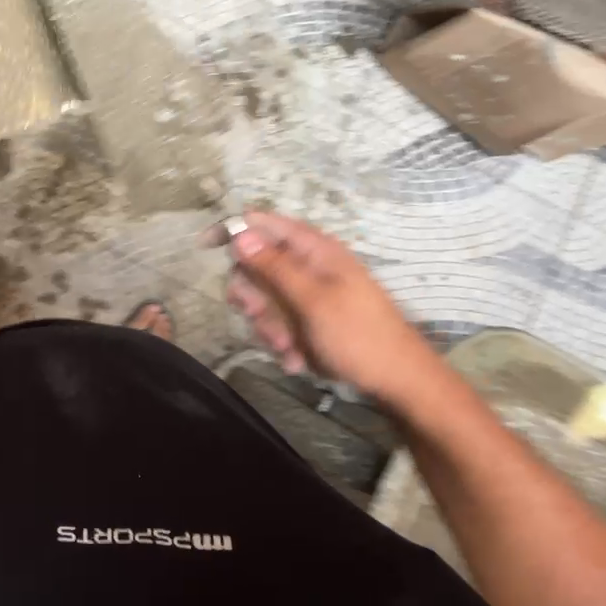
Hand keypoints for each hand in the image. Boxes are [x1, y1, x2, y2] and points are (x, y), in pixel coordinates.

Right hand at [223, 211, 444, 407]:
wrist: (400, 383)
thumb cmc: (359, 335)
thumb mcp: (311, 300)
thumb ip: (273, 266)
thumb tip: (240, 233)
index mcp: (312, 249)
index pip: (262, 223)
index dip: (233, 230)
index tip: (205, 247)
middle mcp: (308, 265)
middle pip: (255, 265)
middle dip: (253, 297)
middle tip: (261, 318)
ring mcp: (309, 293)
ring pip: (263, 298)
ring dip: (268, 325)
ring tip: (289, 348)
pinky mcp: (310, 319)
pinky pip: (279, 322)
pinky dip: (283, 341)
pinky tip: (298, 359)